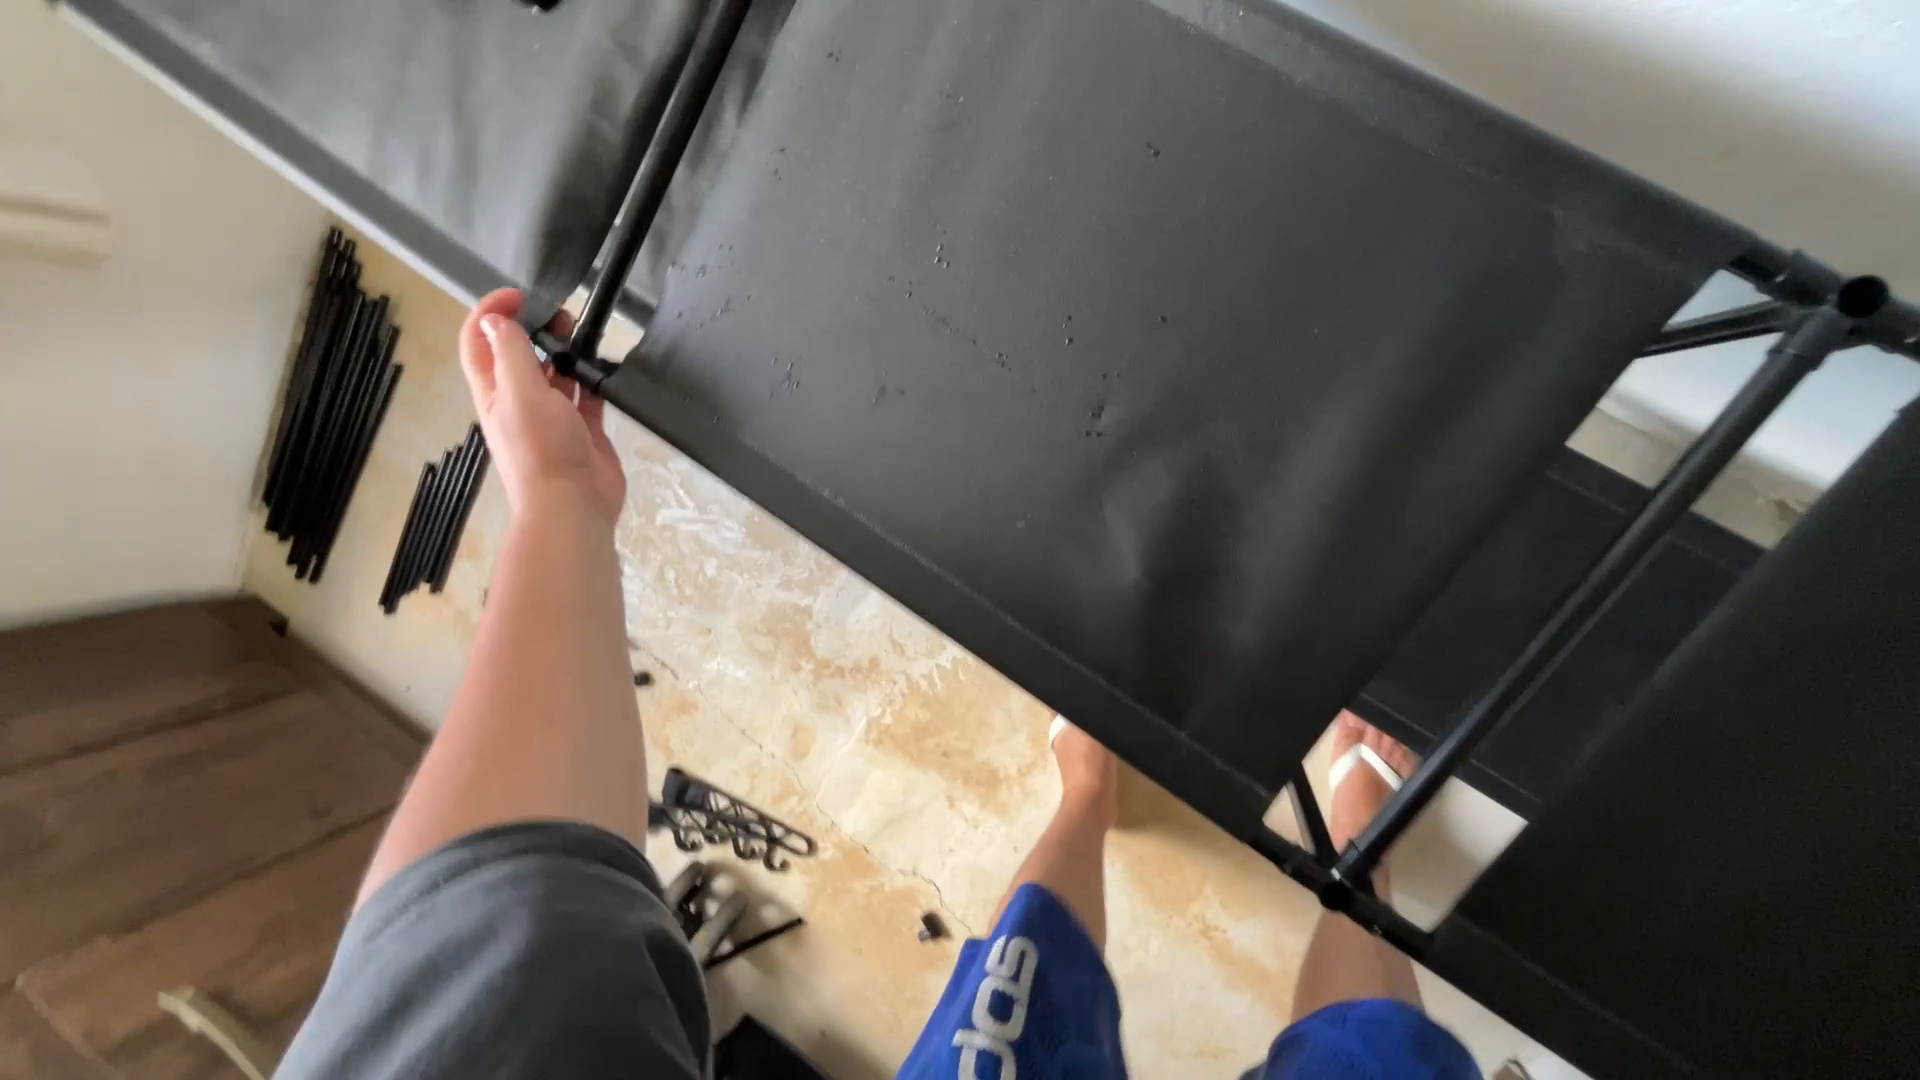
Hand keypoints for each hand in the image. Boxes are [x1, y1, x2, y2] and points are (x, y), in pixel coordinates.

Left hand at [458, 289, 625, 524]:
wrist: (573, 504)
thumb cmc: (542, 450)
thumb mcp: (520, 393)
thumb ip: (510, 353)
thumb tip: (493, 320)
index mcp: (495, 391)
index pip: (480, 341)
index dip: (491, 312)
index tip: (520, 296)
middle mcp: (520, 401)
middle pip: (520, 354)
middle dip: (534, 327)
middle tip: (562, 313)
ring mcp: (553, 417)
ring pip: (555, 374)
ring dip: (566, 351)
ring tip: (585, 334)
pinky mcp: (584, 431)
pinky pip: (586, 397)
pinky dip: (593, 381)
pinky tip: (604, 369)